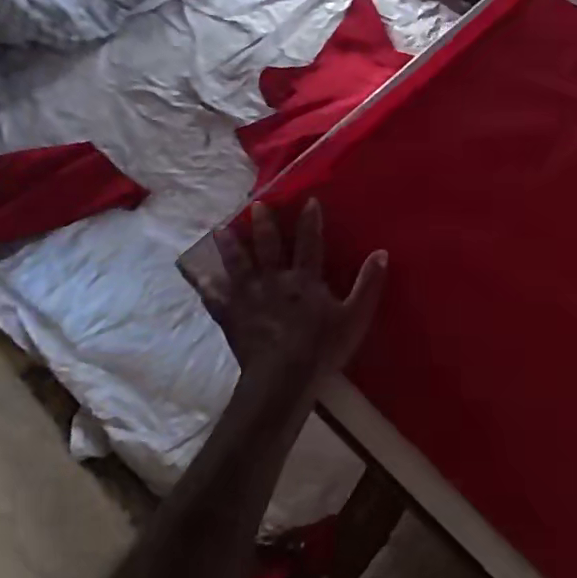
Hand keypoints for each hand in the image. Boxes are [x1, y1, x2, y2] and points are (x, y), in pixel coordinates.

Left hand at [188, 199, 386, 380]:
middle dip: (263, 224)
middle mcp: (274, 280)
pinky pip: (214, 297)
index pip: (309, 243)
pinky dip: (203, 284)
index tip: (309, 200)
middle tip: (256, 205)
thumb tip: (382, 253)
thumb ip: (368, 285)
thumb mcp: (355, 317)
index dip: (310, 221)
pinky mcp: (230, 315)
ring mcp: (249, 296)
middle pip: (267, 246)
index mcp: (304, 280)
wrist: (282, 377)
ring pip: (237, 264)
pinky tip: (194, 273)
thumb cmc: (322, 348)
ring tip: (220, 229)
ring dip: (229, 245)